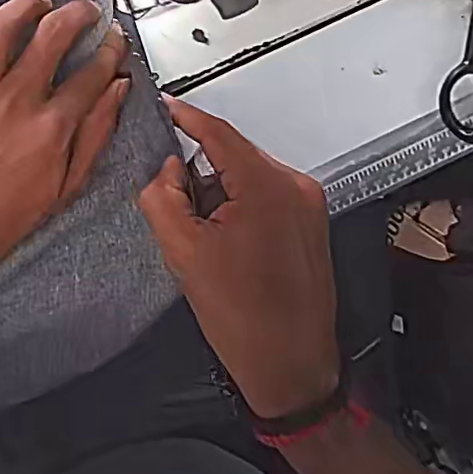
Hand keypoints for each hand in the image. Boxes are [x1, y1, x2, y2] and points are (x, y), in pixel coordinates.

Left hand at [0, 0, 130, 303]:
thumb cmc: (8, 211)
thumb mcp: (69, 183)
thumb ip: (98, 132)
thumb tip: (117, 90)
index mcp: (50, 129)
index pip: (92, 73)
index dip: (111, 50)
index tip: (114, 42)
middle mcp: (14, 104)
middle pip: (51, 36)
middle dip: (76, 14)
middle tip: (84, 11)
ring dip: (24, 8)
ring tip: (38, 5)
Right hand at [138, 97, 339, 418]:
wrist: (291, 367)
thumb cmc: (247, 320)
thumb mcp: (183, 252)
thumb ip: (162, 197)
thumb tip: (167, 171)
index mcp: (267, 188)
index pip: (218, 133)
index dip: (186, 116)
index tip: (167, 106)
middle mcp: (295, 188)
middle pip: (233, 154)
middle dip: (200, 172)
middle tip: (178, 205)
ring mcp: (307, 205)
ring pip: (247, 174)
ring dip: (220, 192)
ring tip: (210, 239)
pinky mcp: (310, 222)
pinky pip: (265, 193)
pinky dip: (239, 205)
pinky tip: (229, 244)